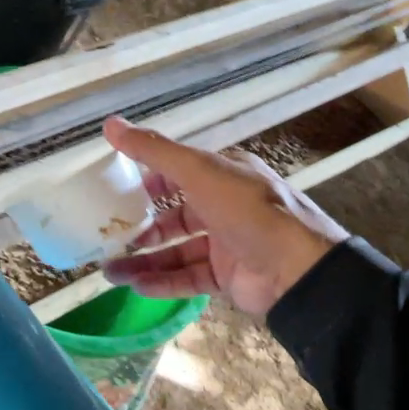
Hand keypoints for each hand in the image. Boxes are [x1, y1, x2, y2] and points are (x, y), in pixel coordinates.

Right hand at [101, 116, 349, 315]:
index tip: (117, 191)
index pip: (179, 172)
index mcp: (223, 175)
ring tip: (110, 271)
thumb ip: (154, 151)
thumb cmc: (248, 209)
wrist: (300, 269)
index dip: (148, 180)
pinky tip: (136, 286)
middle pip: (174, 215)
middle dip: (141, 228)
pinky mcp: (228, 276)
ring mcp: (227, 243)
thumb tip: (109, 123)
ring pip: (176, 250)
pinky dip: (163, 281)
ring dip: (144, 260)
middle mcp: (225, 206)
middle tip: (108, 236)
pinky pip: (188, 277)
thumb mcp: (198, 171)